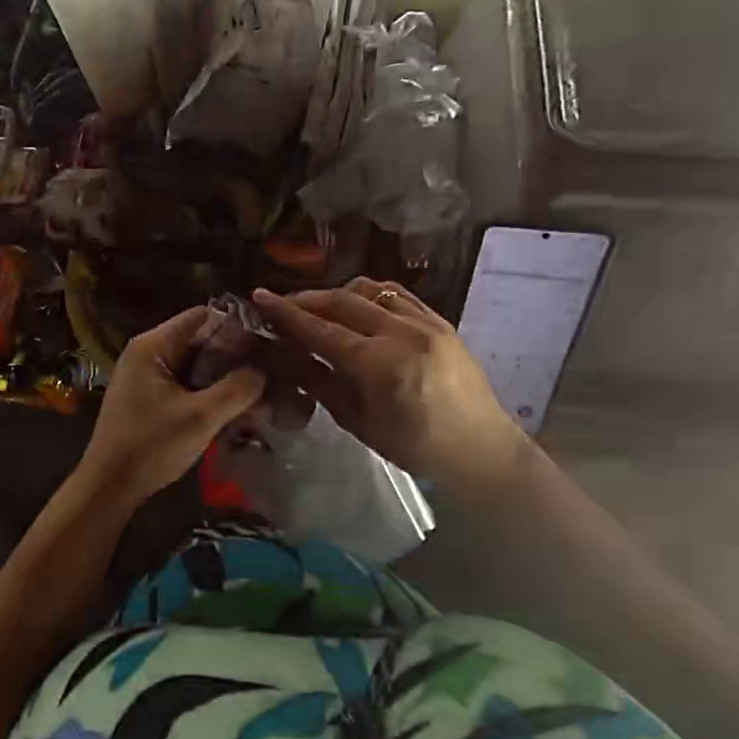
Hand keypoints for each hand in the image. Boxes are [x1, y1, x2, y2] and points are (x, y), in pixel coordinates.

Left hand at [74, 308, 265, 503]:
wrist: (109, 486)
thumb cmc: (151, 446)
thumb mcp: (201, 417)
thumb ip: (237, 388)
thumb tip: (264, 369)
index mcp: (153, 345)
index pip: (202, 316)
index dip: (238, 325)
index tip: (270, 342)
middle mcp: (148, 353)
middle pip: (200, 341)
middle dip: (236, 356)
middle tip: (274, 370)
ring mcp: (147, 376)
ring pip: (196, 366)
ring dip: (225, 379)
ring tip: (263, 391)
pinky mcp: (150, 398)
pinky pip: (186, 385)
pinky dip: (209, 393)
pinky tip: (237, 409)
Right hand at [253, 278, 527, 486]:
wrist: (479, 449)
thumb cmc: (412, 446)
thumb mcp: (354, 420)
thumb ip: (315, 380)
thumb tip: (278, 353)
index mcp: (380, 365)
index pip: (321, 329)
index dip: (285, 313)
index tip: (259, 297)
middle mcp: (404, 334)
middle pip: (342, 301)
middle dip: (305, 299)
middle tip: (280, 304)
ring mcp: (426, 322)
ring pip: (369, 289)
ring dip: (337, 293)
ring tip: (318, 307)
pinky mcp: (439, 320)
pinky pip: (396, 294)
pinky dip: (368, 294)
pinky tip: (355, 305)